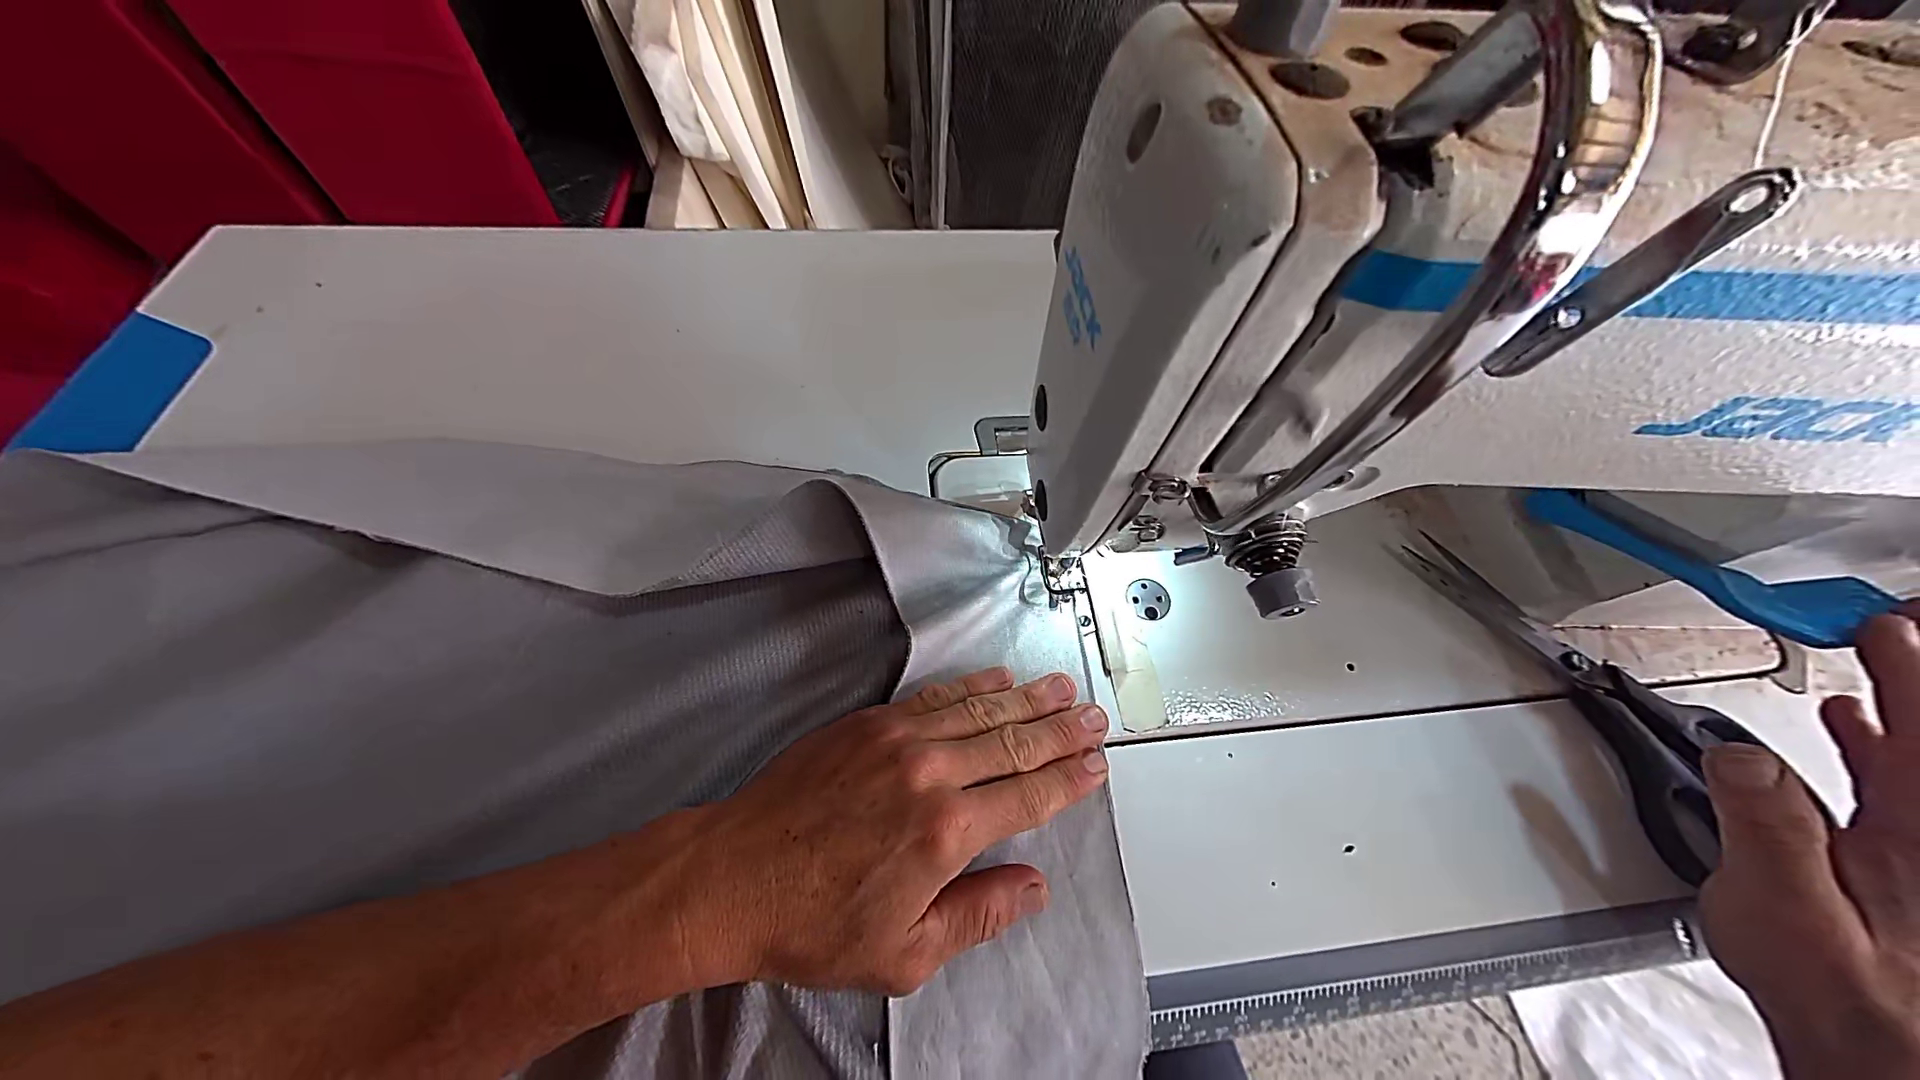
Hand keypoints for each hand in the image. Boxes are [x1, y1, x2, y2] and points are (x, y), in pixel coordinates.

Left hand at [678, 668, 1109, 995]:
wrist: (733, 877)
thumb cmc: (809, 919)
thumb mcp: (904, 951)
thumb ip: (978, 914)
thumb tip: (1029, 888)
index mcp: (946, 832)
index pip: (1029, 796)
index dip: (1068, 779)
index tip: (1093, 766)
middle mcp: (929, 775)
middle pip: (1015, 744)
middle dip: (1062, 731)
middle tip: (1092, 718)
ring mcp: (898, 740)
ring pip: (983, 710)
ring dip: (1028, 699)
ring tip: (1061, 688)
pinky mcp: (871, 723)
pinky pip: (937, 696)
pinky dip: (973, 685)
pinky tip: (996, 678)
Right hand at [1701, 610, 1919, 1078]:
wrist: (1869, 1048)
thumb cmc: (1836, 991)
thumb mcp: (1784, 909)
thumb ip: (1767, 828)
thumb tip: (1743, 755)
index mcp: (1916, 839)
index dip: (1910, 675)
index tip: (1884, 626)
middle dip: (1915, 677)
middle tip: (1889, 626)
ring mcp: (1915, 847)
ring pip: (1918, 756)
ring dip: (1902, 704)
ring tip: (1880, 658)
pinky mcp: (1895, 859)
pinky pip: (1899, 782)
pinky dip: (1882, 742)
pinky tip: (1852, 726)